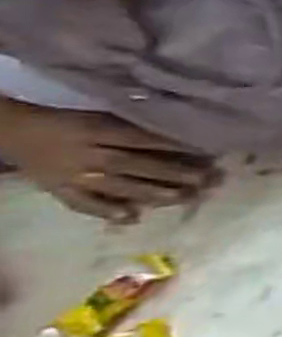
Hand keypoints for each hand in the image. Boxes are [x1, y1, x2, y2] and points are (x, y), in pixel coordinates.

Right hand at [0, 100, 216, 222]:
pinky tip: (130, 218)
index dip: (173, 146)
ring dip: (152, 193)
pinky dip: (105, 211)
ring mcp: (71, 175)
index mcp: (96, 131)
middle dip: (172, 174)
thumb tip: (183, 141)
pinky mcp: (56, 189)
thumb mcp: (102, 118)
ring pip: (116, 185)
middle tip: (205, 180)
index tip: (206, 154)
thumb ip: (135, 130)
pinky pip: (80, 203)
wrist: (10, 131)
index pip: (140, 139)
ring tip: (184, 198)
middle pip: (134, 164)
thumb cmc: (70, 123)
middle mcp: (86, 154)